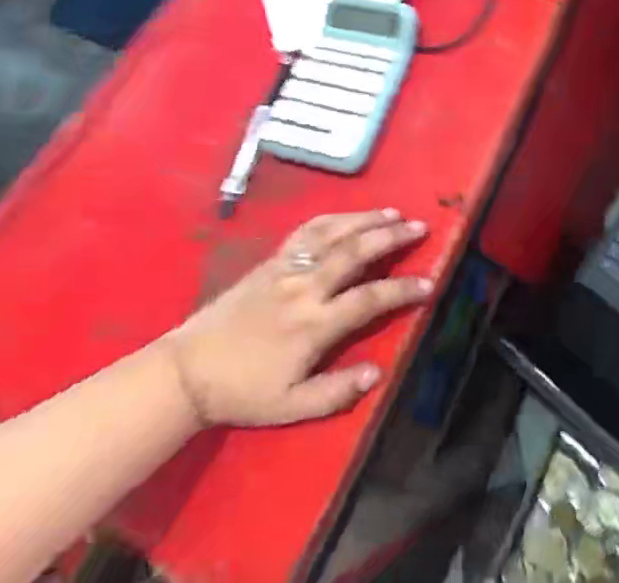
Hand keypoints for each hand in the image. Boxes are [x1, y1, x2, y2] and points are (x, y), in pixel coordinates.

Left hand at [164, 209, 433, 427]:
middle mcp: (303, 288)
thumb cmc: (243, 391)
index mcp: (313, 325)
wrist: (189, 369)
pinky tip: (347, 216)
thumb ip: (336, 392)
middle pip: (354, 252)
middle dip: (390, 237)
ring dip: (364, 220)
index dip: (401, 289)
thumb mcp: (291, 406)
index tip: (428, 282)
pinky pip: (305, 232)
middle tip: (419, 226)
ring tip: (392, 213)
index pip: (368, 299)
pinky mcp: (270, 261)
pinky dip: (331, 219)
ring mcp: (285, 269)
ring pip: (332, 234)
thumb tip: (378, 372)